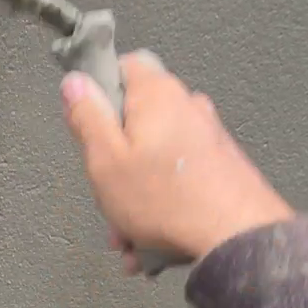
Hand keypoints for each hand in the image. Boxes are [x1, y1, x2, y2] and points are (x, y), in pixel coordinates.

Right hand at [62, 52, 294, 270]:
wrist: (233, 237)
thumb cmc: (166, 200)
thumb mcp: (105, 160)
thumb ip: (87, 118)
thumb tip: (75, 83)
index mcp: (157, 95)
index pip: (124, 65)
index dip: (100, 89)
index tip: (86, 121)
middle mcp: (187, 107)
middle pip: (136, 121)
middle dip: (114, 161)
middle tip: (104, 193)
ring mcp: (207, 136)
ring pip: (154, 158)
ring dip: (133, 195)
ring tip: (127, 234)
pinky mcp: (219, 165)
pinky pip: (175, 181)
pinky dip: (158, 206)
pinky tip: (149, 242)